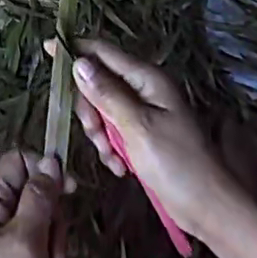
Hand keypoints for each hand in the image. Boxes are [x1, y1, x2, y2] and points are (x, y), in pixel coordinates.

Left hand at [0, 149, 68, 257]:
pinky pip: (44, 254)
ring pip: (46, 226)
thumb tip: (50, 158)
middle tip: (54, 253)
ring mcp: (6, 241)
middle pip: (38, 194)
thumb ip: (39, 197)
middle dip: (55, 224)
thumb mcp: (24, 241)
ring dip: (56, 254)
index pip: (20, 160)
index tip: (70, 192)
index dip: (46, 170)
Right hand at [63, 38, 242, 238]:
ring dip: (100, 133)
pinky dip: (111, 146)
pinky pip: (114, 129)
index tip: (46, 48)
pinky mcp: (143, 133)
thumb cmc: (177, 165)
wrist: (210, 209)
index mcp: (146, 78)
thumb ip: (106, 94)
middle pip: (99, 82)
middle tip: (96, 135)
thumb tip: (78, 61)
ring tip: (112, 157)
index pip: (103, 52)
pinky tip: (120, 166)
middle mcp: (144, 88)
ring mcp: (144, 111)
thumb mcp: (137, 128)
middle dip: (90, 108)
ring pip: (103, 108)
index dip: (74, 49)